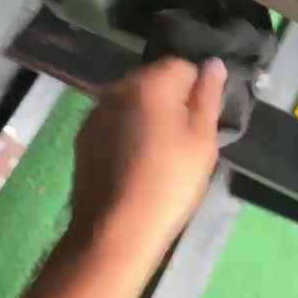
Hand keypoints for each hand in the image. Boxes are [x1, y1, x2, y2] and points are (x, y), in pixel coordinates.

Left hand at [67, 56, 227, 260]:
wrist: (114, 233)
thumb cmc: (169, 183)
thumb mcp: (202, 140)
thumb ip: (208, 95)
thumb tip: (214, 63)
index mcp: (151, 82)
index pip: (184, 65)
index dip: (197, 90)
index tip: (201, 122)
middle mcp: (119, 87)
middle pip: (156, 79)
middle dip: (172, 100)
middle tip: (184, 140)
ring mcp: (97, 112)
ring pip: (134, 101)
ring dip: (149, 115)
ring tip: (159, 153)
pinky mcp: (84, 136)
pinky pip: (116, 121)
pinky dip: (127, 131)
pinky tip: (135, 162)